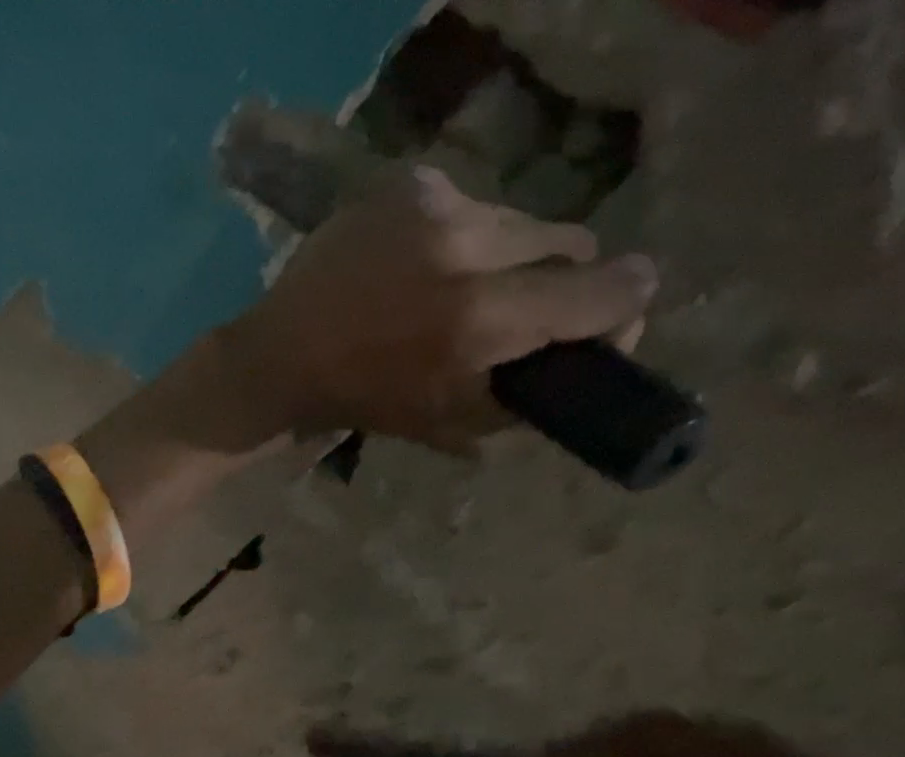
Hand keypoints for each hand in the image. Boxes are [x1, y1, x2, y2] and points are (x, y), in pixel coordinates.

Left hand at [230, 166, 658, 454]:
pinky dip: (460, 233)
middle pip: (572, 241)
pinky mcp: (406, 185)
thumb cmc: (369, 399)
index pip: (611, 286)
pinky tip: (420, 262)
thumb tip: (609, 338)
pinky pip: (469, 202)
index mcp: (483, 317)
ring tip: (459, 285)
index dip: (622, 305)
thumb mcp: (462, 422)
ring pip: (520, 219)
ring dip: (509, 252)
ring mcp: (433, 205)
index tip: (608, 316)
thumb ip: (545, 389)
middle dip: (561, 276)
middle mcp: (466, 247)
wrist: (282, 356)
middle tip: (523, 305)